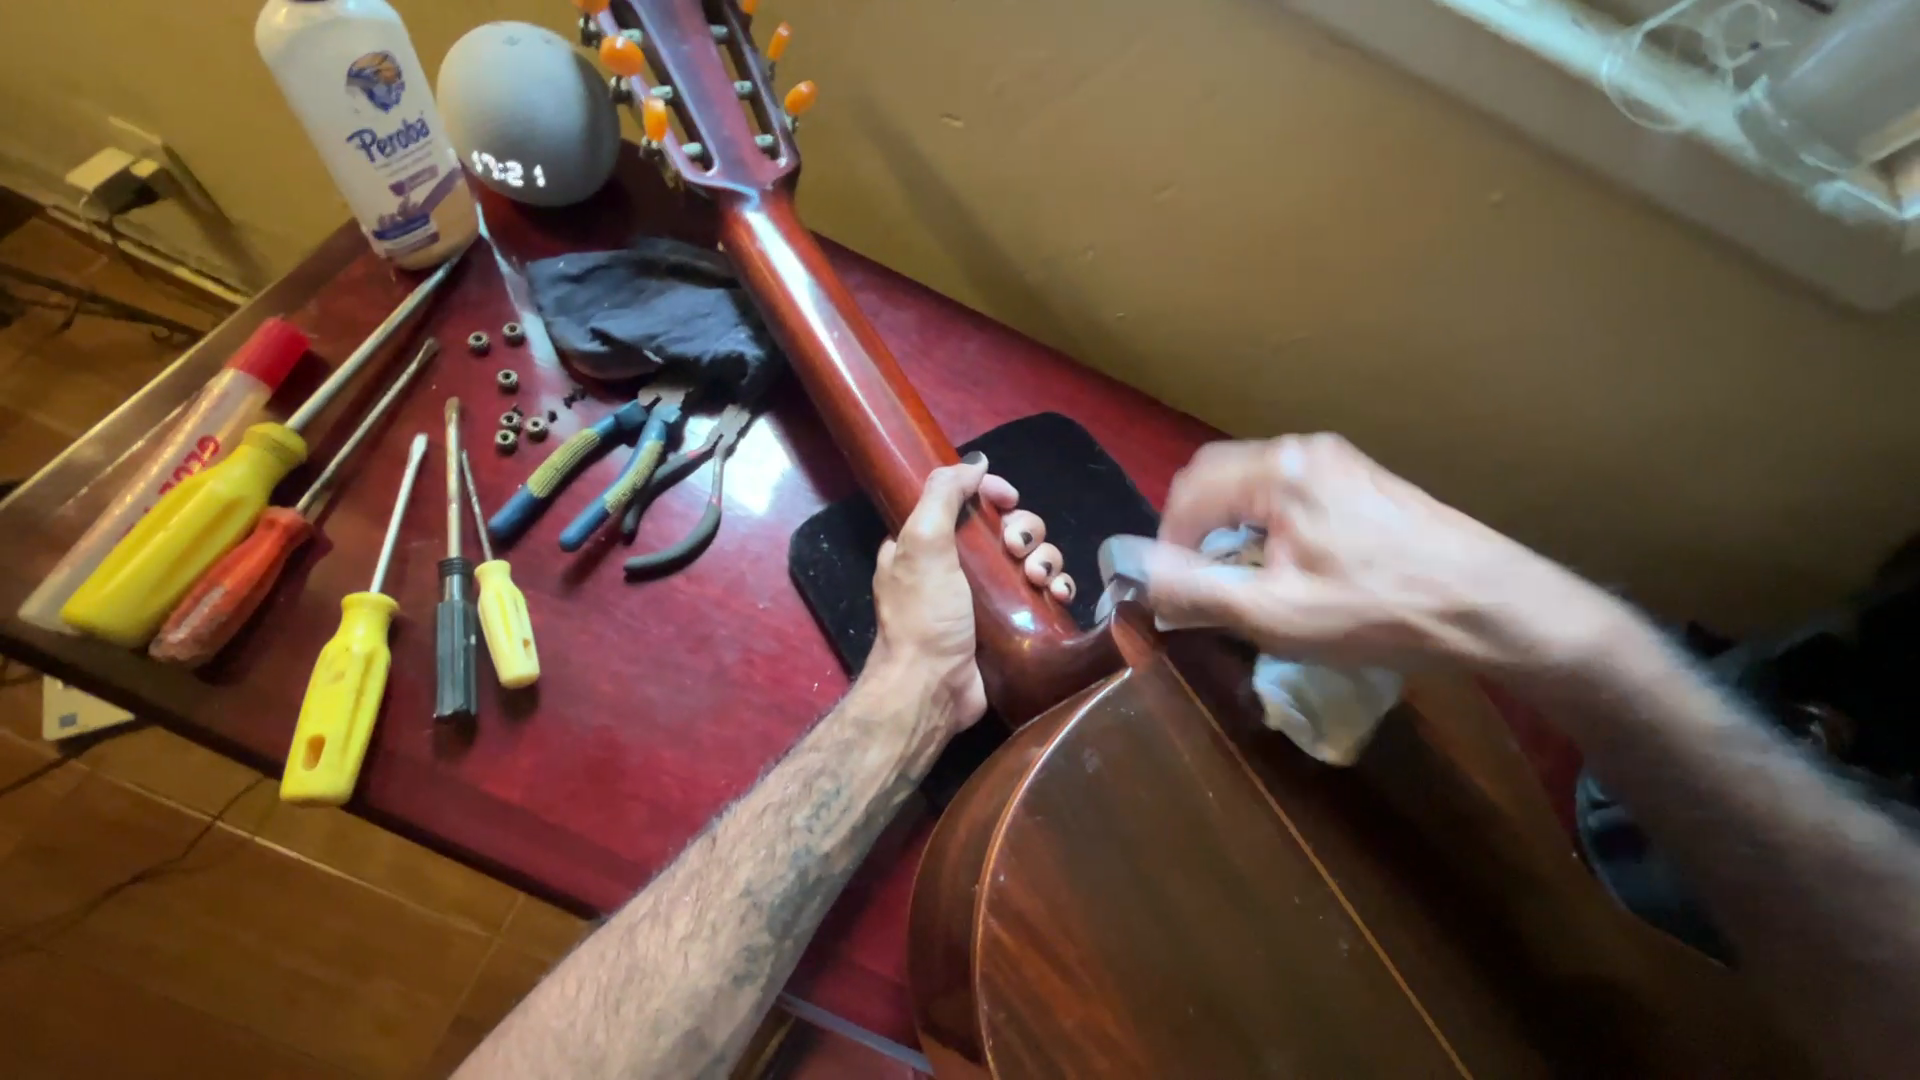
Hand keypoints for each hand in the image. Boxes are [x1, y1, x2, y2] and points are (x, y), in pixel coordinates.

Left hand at [868, 454, 1073, 736]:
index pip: (967, 500)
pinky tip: (1058, 595)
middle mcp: (957, 566)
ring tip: (1039, 579)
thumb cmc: (924, 614)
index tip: (1008, 498)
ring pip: (1031, 559)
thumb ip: (942, 494)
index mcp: (929, 542)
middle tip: (1018, 551)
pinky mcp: (1011, 624)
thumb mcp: (922, 543)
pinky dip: (1056, 588)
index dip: (991, 493)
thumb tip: (976, 463)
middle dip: (1024, 531)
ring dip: (1045, 559)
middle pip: (1007, 528)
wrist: (931, 689)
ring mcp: (985, 597)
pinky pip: (1042, 594)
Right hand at [1136, 434, 1629, 674]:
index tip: (1172, 586)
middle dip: (1195, 526)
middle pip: (1217, 474)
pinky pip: (1288, 487)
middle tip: (1201, 578)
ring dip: (1230, 523)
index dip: (1166, 540)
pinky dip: (1266, 520)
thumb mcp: (1274, 614)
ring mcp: (1339, 460)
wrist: (1498, 609)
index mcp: (1279, 471)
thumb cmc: (1379, 612)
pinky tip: (1289, 562)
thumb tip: (1136, 576)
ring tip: (1243, 575)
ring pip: (1253, 481)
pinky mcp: (1362, 479)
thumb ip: (1195, 590)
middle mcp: (1305, 450)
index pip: (1188, 490)